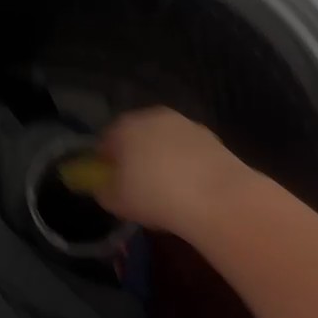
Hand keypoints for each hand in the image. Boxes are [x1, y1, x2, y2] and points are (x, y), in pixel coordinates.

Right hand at [94, 108, 258, 236]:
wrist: (215, 196)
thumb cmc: (154, 195)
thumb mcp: (115, 201)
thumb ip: (103, 189)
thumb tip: (105, 184)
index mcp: (125, 127)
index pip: (105, 140)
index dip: (104, 161)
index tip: (109, 181)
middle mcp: (153, 116)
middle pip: (137, 135)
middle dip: (134, 156)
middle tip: (136, 185)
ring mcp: (185, 124)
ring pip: (165, 141)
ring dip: (162, 158)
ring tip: (166, 189)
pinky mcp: (211, 136)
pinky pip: (188, 150)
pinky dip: (186, 164)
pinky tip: (189, 188)